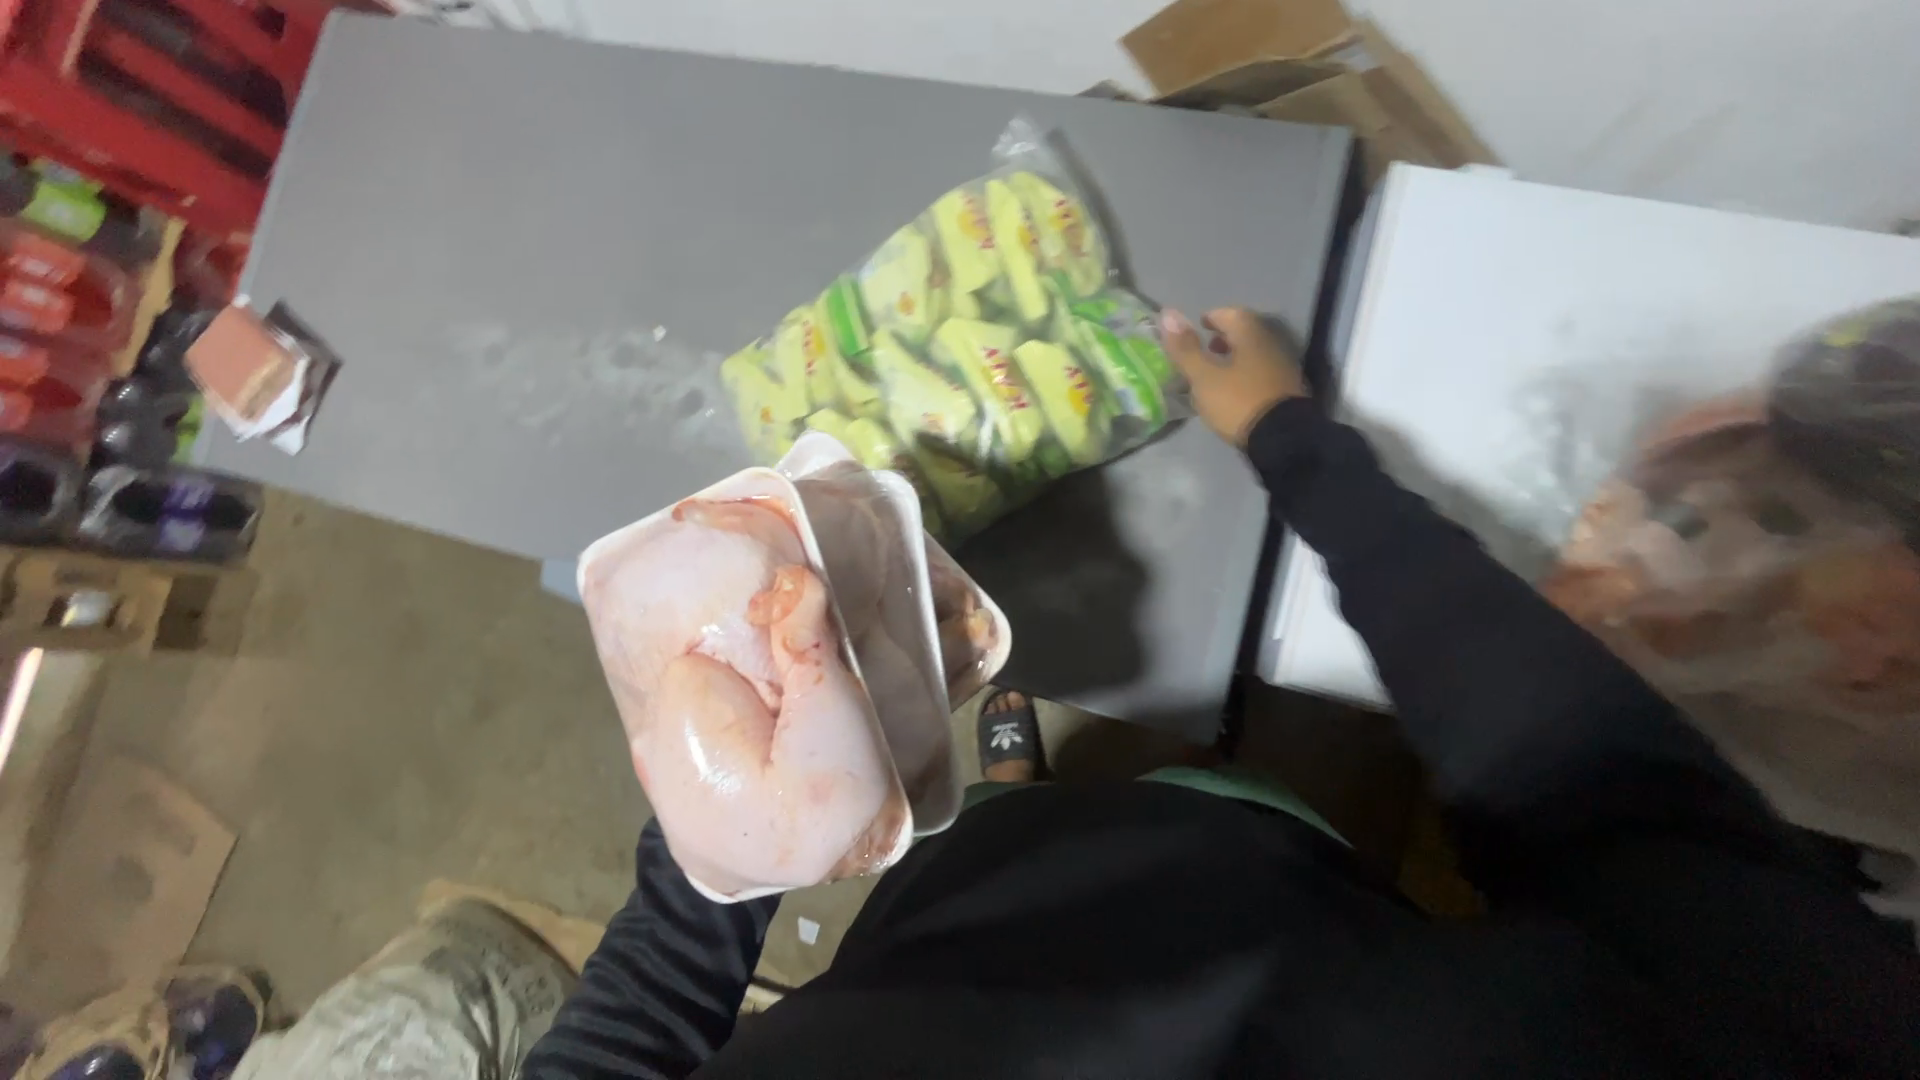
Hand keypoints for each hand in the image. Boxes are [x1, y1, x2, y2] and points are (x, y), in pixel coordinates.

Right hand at [1160, 307, 1306, 445]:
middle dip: (1224, 336)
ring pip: (1254, 352)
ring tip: (1216, 371)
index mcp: (1251, 335)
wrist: (1282, 437)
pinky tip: (1234, 389)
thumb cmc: (1238, 401)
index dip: (1213, 317)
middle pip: (1246, 332)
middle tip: (1206, 347)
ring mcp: (1282, 367)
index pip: (1231, 314)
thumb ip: (1185, 348)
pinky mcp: (1286, 389)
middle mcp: (1271, 344)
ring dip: (1235, 355)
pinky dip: (1245, 372)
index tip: (1199, 325)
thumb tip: (1167, 313)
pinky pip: (1261, 371)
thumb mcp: (1204, 377)